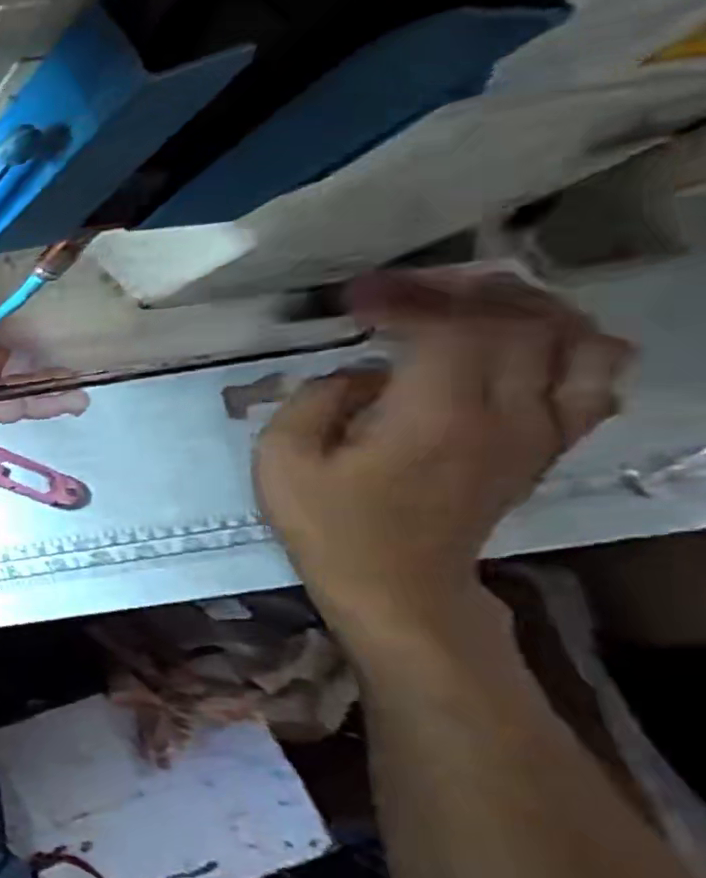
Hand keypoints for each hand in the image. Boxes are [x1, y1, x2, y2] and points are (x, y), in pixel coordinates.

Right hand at [254, 271, 632, 651]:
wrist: (395, 585)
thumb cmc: (329, 523)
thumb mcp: (283, 459)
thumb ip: (314, 398)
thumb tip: (359, 373)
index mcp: (436, 418)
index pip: (450, 327)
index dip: (406, 298)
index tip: (355, 298)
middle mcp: (506, 416)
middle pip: (519, 321)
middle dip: (457, 292)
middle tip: (401, 292)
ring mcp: (539, 431)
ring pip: (573, 340)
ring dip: (525, 309)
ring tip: (467, 303)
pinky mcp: (547, 445)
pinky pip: (594, 378)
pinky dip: (569, 345)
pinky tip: (520, 343)